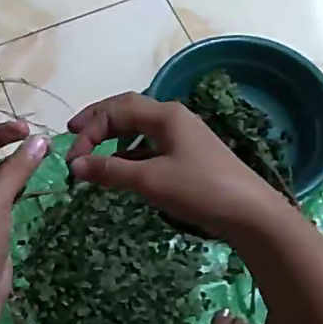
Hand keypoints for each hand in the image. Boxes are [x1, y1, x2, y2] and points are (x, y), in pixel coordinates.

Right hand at [64, 92, 284, 242]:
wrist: (249, 213)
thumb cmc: (199, 189)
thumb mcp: (149, 180)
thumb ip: (109, 170)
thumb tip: (76, 165)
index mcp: (165, 116)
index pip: (116, 109)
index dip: (89, 128)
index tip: (73, 158)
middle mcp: (172, 119)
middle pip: (126, 111)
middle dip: (97, 123)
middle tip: (73, 136)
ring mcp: (182, 137)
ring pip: (138, 129)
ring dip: (112, 138)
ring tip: (92, 153)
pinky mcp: (187, 156)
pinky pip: (149, 147)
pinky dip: (128, 154)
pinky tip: (119, 169)